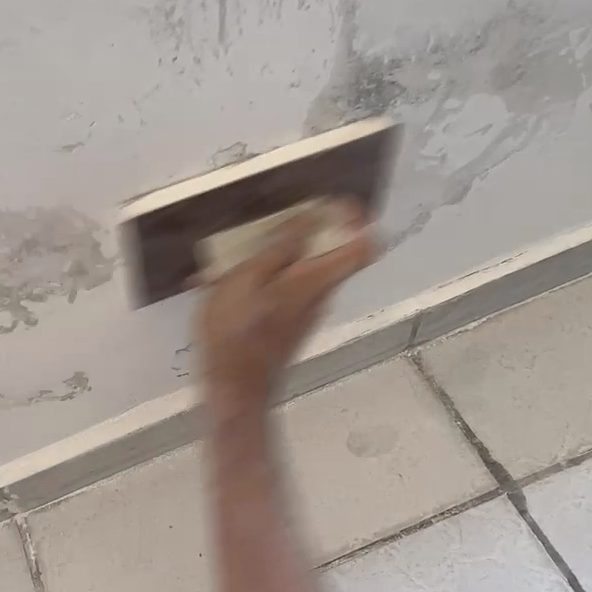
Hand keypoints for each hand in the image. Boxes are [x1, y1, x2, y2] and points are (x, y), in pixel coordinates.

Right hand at [195, 199, 376, 412]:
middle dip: (308, 232)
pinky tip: (228, 283)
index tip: (332, 204)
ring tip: (238, 254)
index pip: (362, 247)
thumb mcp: (248, 278)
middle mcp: (319, 296)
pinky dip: (266, 280)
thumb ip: (280, 248)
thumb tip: (311, 217)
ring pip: (305, 272)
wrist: (232, 388)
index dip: (355, 220)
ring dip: (279, 256)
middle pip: (332, 256)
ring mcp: (305, 314)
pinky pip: (287, 290)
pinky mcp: (288, 326)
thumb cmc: (236, 331)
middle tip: (273, 222)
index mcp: (315, 280)